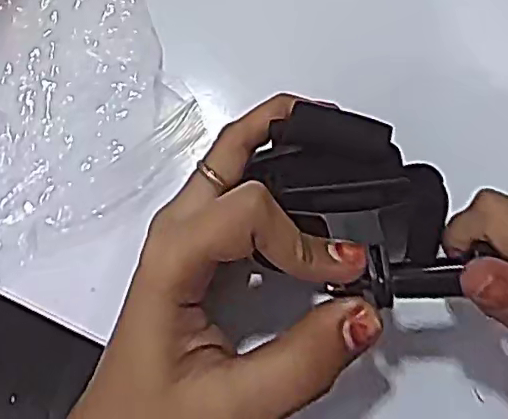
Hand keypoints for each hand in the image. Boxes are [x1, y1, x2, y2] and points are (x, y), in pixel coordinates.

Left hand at [70, 95, 382, 418]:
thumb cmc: (148, 411)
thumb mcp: (231, 403)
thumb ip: (303, 361)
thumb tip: (359, 314)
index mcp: (175, 251)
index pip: (249, 207)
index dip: (304, 237)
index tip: (344, 273)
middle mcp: (175, 228)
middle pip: (227, 149)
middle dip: (275, 122)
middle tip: (322, 117)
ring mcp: (182, 232)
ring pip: (227, 162)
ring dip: (271, 141)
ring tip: (315, 137)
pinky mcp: (194, 246)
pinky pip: (231, 194)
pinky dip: (266, 174)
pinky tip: (296, 188)